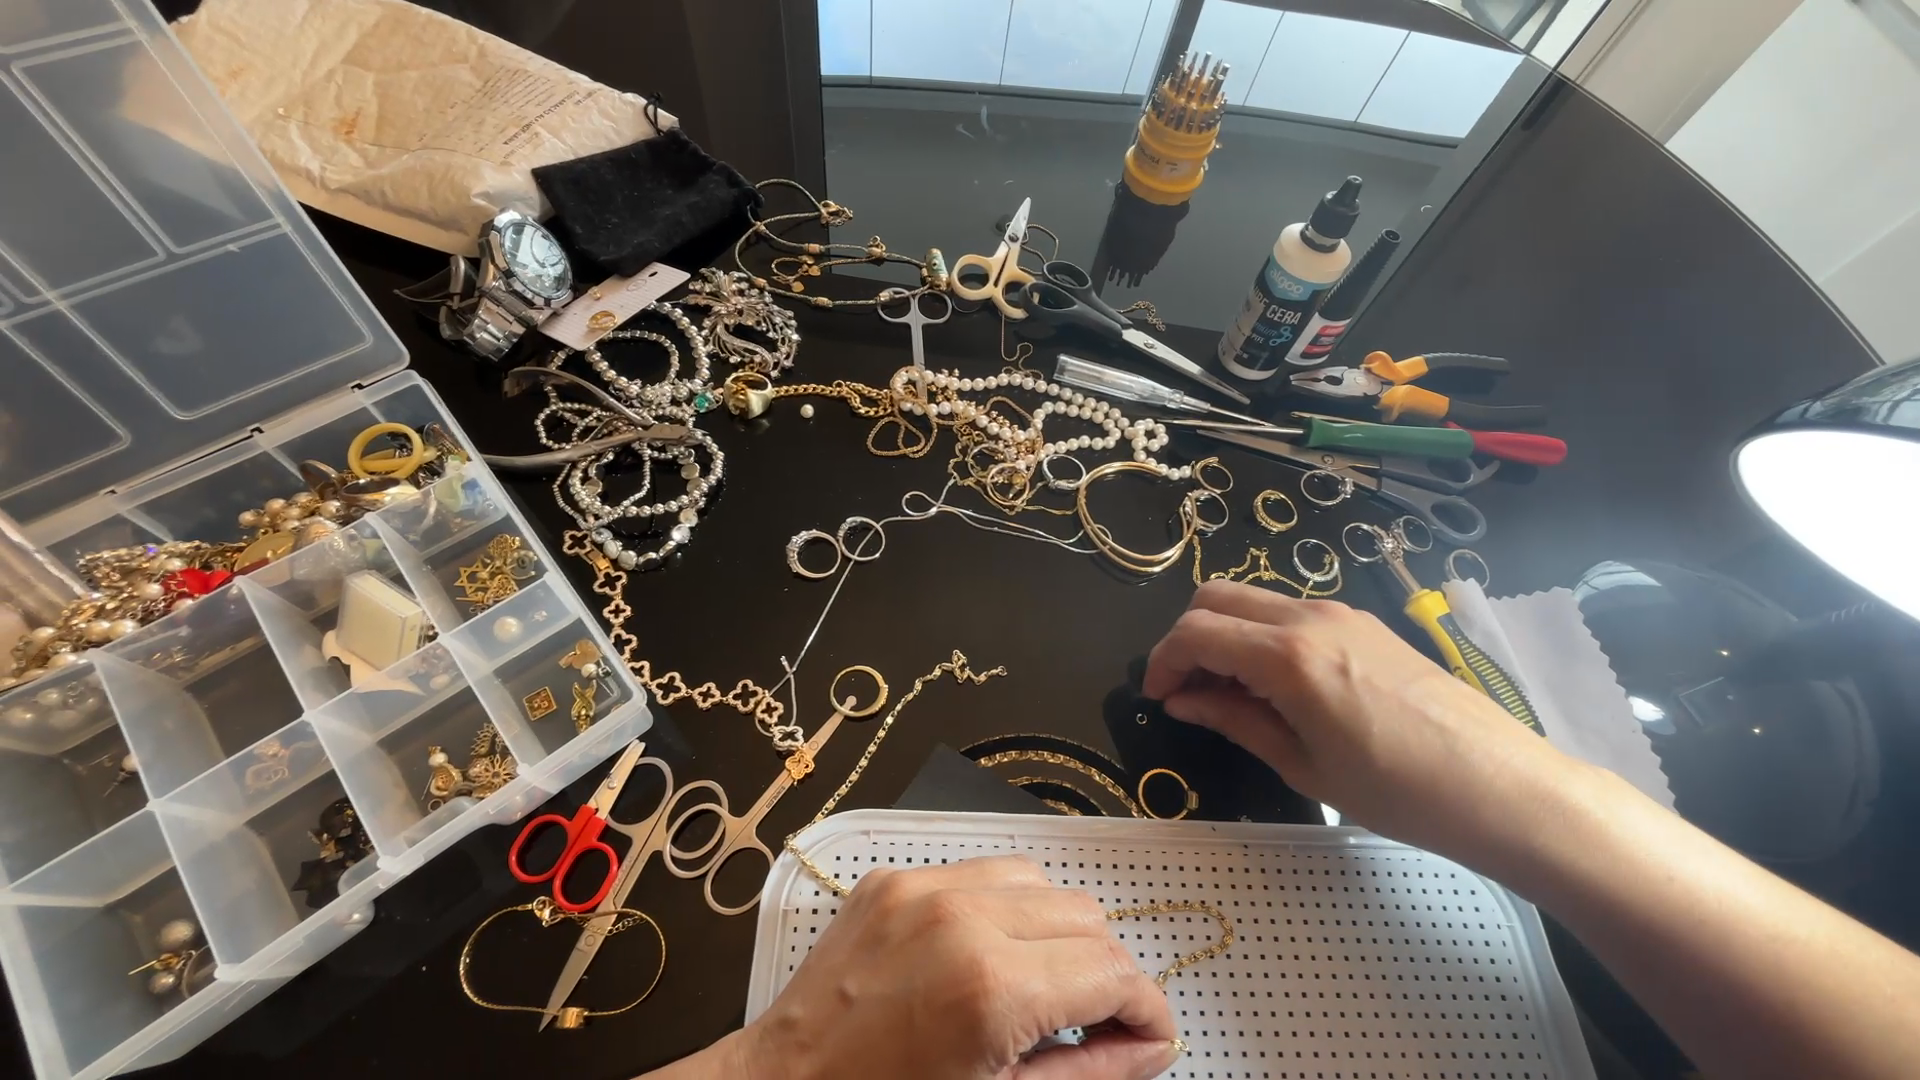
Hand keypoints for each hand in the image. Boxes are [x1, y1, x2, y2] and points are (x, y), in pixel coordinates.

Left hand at [738, 856, 1180, 1079]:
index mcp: (990, 989)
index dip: (1148, 1009)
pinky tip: (983, 951)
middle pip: (1086, 916)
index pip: (1113, 971)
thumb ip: (1091, 1075)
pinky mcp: (893, 876)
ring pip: (1039, 881)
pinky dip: (1003, 907)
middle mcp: (961, 915)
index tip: (1149, 1037)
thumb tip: (1151, 1042)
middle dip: (1102, 971)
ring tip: (1034, 982)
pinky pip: (981, 871)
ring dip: (1055, 930)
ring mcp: (922, 884)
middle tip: (1088, 1022)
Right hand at [1142, 581, 1576, 862]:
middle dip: (1186, 637)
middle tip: (1186, 689)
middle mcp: (1310, 616)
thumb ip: (1233, 719)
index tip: (1157, 697)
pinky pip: (1290, 612)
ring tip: (1228, 691)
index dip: (1162, 661)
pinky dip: (1260, 634)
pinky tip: (1274, 684)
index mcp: (1288, 655)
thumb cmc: (1399, 792)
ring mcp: (1342, 613)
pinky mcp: (1365, 623)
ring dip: (1224, 633)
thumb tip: (1181, 700)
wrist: (1507, 788)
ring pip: (1253, 599)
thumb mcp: (1302, 764)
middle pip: (1216, 597)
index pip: (1195, 632)